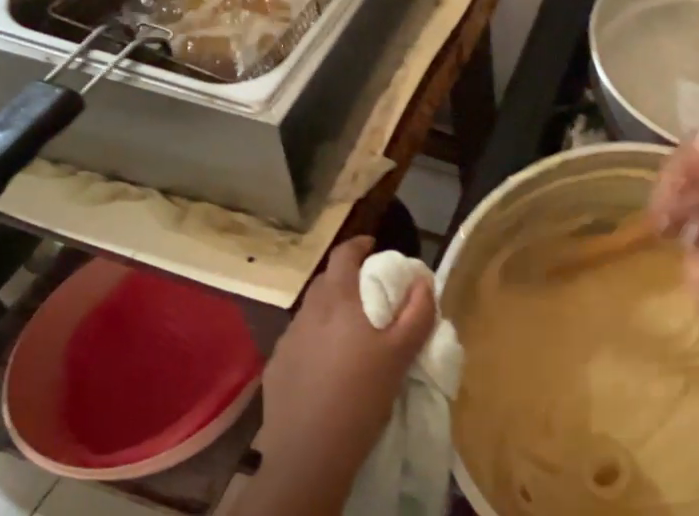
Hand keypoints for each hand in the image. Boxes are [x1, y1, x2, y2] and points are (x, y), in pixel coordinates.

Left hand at [257, 237, 435, 471]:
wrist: (310, 453)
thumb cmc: (362, 394)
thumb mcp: (403, 352)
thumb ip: (418, 311)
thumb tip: (422, 280)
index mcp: (338, 301)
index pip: (343, 255)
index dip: (358, 245)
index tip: (373, 247)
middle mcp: (308, 313)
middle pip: (325, 282)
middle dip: (346, 280)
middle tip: (369, 295)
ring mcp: (287, 341)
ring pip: (311, 313)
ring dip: (330, 313)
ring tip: (350, 335)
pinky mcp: (276, 369)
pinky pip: (299, 342)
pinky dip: (315, 342)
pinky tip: (327, 367)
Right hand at [648, 136, 698, 337]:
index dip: (696, 158)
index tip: (679, 177)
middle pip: (698, 164)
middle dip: (678, 181)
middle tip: (667, 204)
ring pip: (684, 183)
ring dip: (670, 199)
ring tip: (666, 223)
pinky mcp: (698, 226)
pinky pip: (677, 203)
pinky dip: (667, 213)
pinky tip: (664, 231)